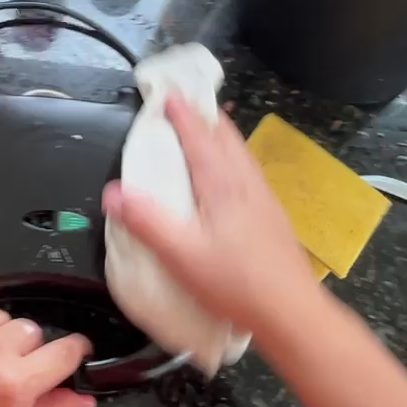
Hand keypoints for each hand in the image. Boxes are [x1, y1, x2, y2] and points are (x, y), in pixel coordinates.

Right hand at [102, 94, 325, 336]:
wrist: (293, 314)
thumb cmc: (237, 284)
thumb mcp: (182, 255)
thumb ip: (147, 222)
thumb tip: (114, 192)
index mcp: (222, 185)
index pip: (200, 137)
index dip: (182, 113)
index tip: (168, 93)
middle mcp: (246, 184)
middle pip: (225, 136)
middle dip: (203, 115)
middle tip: (184, 105)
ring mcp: (262, 199)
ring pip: (240, 153)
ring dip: (220, 135)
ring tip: (204, 131)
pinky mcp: (271, 216)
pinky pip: (247, 172)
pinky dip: (231, 158)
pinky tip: (228, 176)